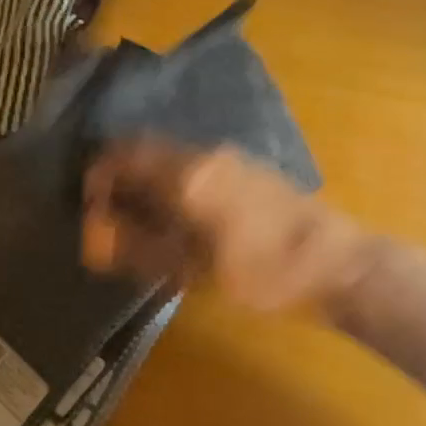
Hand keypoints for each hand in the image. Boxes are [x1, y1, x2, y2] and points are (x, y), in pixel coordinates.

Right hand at [81, 139, 371, 311]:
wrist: (339, 266)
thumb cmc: (264, 272)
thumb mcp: (195, 269)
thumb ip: (140, 248)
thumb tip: (94, 235)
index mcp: (188, 173)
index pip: (123, 154)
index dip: (97, 177)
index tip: (86, 208)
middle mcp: (206, 155)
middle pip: (146, 153)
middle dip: (121, 182)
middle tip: (109, 221)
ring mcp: (232, 160)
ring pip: (172, 161)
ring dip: (148, 186)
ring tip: (140, 227)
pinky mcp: (249, 173)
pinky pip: (196, 170)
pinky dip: (174, 189)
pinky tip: (178, 223)